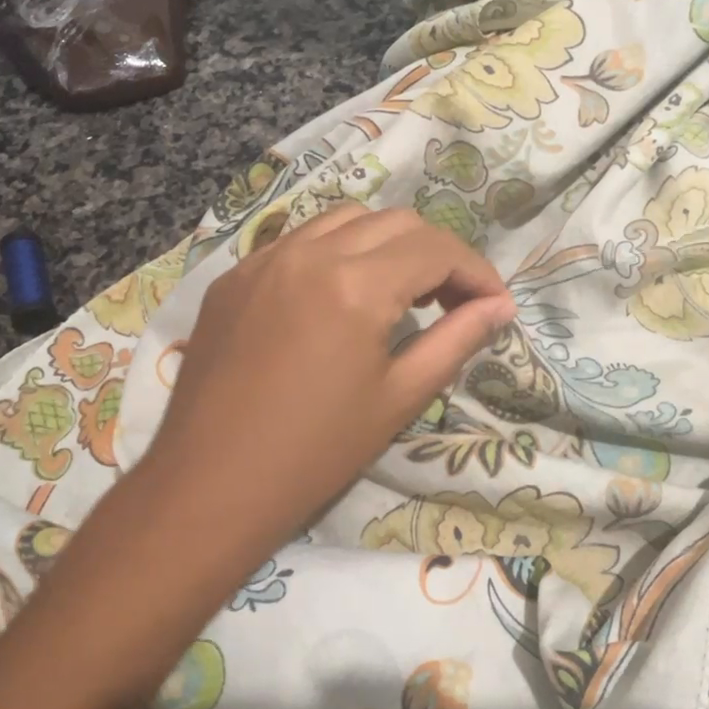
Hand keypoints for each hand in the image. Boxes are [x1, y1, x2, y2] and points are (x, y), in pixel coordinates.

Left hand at [138, 203, 514, 560]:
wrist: (208, 489)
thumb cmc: (315, 453)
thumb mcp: (400, 397)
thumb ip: (457, 340)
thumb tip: (501, 307)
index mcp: (356, 285)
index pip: (438, 250)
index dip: (477, 272)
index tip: (496, 305)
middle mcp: (311, 252)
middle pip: (398, 222)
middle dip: (438, 255)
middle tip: (453, 303)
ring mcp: (265, 258)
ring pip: (347, 219)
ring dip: (388, 244)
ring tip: (400, 293)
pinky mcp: (234, 276)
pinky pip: (299, 240)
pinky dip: (338, 252)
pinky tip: (339, 297)